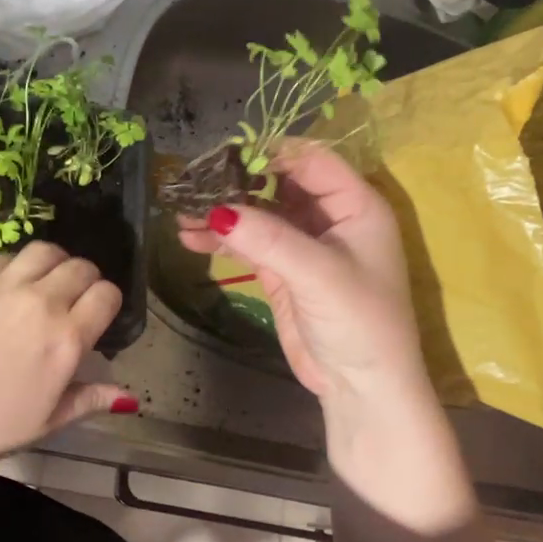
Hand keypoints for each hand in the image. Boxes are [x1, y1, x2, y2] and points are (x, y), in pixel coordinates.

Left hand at [0, 242, 133, 474]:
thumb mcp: (47, 421)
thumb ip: (89, 400)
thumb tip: (128, 398)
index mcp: (67, 340)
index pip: (107, 295)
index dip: (106, 302)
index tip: (95, 314)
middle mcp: (41, 304)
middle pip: (80, 267)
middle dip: (83, 281)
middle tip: (70, 299)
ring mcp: (3, 286)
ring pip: (44, 252)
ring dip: (52, 264)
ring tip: (43, 282)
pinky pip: (4, 258)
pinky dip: (14, 267)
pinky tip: (6, 286)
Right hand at [178, 138, 426, 406]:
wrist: (361, 388)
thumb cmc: (359, 323)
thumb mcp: (318, 274)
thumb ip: (268, 240)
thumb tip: (215, 213)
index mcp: (355, 205)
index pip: (309, 161)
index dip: (268, 153)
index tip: (222, 157)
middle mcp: (329, 218)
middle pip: (277, 184)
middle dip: (236, 182)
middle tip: (192, 184)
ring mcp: (303, 246)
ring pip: (257, 215)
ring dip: (221, 213)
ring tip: (181, 213)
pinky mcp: (281, 274)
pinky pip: (247, 245)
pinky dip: (220, 241)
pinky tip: (189, 239)